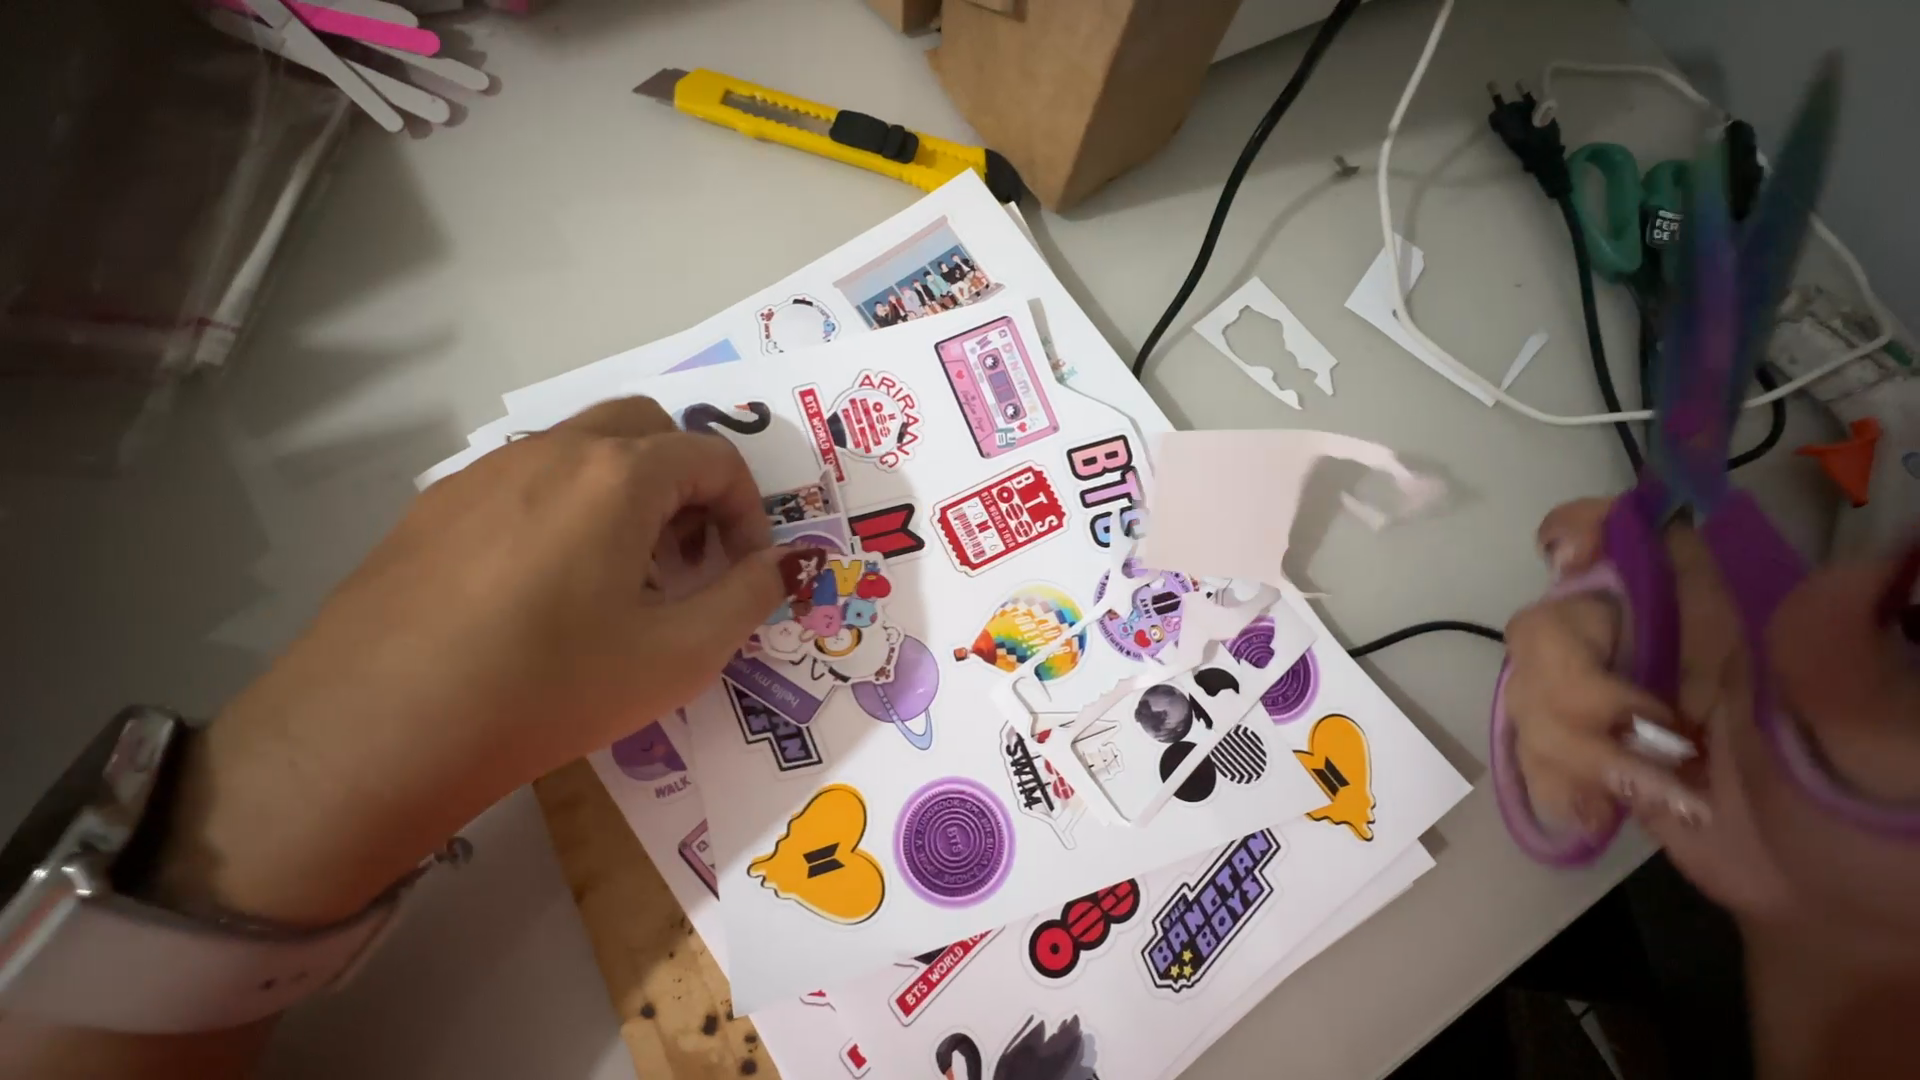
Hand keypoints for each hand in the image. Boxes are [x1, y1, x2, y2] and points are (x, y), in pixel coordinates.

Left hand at [154, 398, 786, 925]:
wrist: (372, 733)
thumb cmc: (551, 688)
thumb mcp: (680, 655)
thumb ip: (749, 597)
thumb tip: (789, 562)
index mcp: (618, 475)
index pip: (714, 458)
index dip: (749, 512)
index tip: (743, 572)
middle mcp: (552, 451)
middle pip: (647, 428)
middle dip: (688, 483)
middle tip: (686, 559)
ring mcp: (483, 472)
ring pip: (582, 449)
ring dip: (627, 492)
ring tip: (620, 576)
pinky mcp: (433, 506)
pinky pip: (525, 481)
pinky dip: (566, 508)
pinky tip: (545, 588)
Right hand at [1504, 498, 1919, 926]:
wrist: (1828, 901)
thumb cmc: (1871, 820)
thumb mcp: (1883, 746)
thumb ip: (1845, 663)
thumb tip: (1864, 570)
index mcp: (1714, 619)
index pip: (1629, 538)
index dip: (1582, 531)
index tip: (1569, 563)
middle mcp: (1646, 644)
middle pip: (1547, 623)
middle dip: (1573, 689)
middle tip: (1646, 744)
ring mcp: (1602, 696)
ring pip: (1525, 689)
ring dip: (1574, 751)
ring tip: (1653, 794)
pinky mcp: (1577, 747)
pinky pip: (1522, 743)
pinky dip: (1554, 780)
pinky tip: (1601, 809)